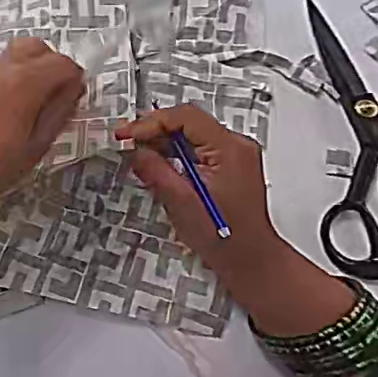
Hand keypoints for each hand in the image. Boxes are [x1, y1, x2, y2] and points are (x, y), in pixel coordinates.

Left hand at [0, 38, 84, 236]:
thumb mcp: (38, 144)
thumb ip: (59, 110)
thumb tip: (73, 88)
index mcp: (25, 82)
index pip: (63, 63)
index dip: (74, 78)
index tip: (73, 97)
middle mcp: (2, 66)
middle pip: (37, 46)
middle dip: (51, 64)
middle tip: (53, 93)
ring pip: (13, 51)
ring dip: (27, 65)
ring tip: (27, 99)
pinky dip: (5, 72)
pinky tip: (2, 102)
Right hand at [120, 105, 358, 339]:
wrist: (250, 259)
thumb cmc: (225, 237)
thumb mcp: (180, 201)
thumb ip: (155, 171)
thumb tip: (136, 151)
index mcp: (229, 149)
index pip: (185, 117)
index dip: (151, 122)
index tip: (128, 133)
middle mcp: (237, 146)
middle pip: (188, 122)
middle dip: (155, 130)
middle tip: (128, 141)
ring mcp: (235, 155)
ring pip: (192, 135)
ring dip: (164, 142)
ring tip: (139, 154)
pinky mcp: (230, 165)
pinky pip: (198, 148)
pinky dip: (176, 153)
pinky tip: (160, 164)